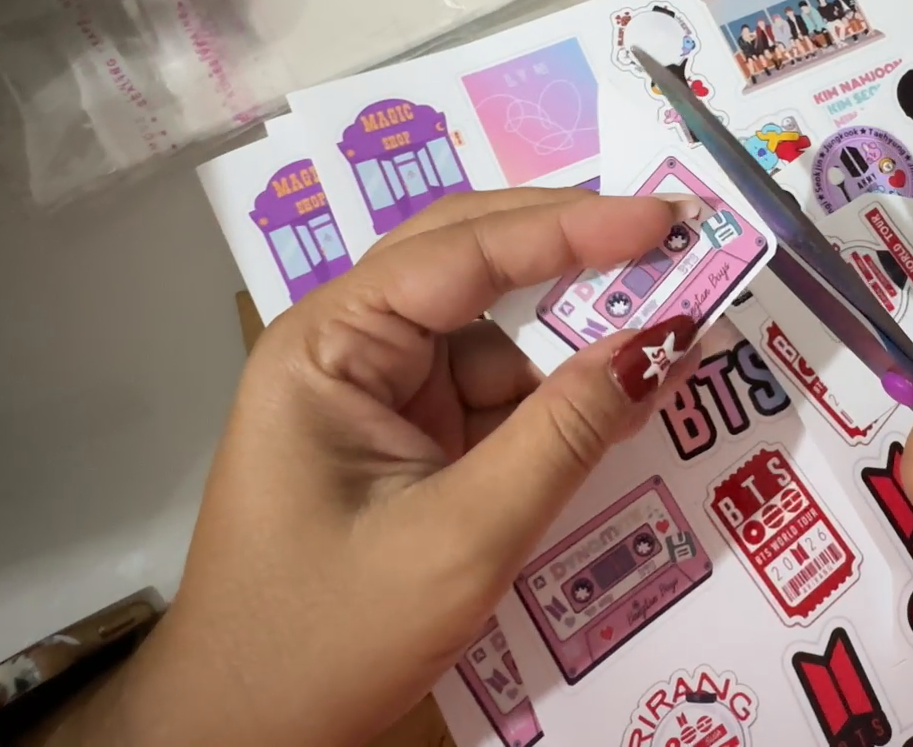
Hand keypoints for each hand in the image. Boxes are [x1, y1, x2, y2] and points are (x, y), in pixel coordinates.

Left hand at [43, 189, 704, 746]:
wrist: (246, 742)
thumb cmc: (329, 641)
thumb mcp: (464, 537)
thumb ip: (568, 432)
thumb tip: (665, 341)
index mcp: (332, 343)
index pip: (463, 251)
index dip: (572, 226)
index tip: (663, 218)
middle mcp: (355, 342)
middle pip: (475, 261)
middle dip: (572, 251)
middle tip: (666, 236)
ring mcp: (385, 386)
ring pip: (501, 329)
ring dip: (573, 336)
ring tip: (654, 337)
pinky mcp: (416, 427)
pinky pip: (503, 386)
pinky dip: (559, 395)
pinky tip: (605, 412)